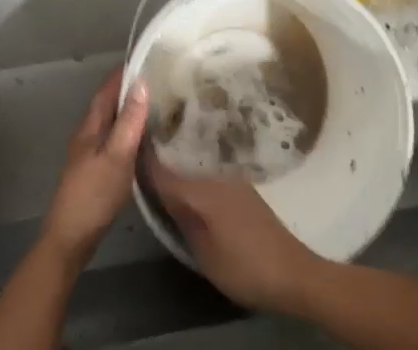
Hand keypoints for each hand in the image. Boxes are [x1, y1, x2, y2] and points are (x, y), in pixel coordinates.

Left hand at [40, 70, 148, 262]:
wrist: (70, 237)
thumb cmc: (93, 194)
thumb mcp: (117, 156)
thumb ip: (129, 121)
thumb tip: (142, 83)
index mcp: (90, 127)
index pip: (106, 90)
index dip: (123, 74)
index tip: (147, 58)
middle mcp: (88, 135)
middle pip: (108, 105)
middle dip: (130, 90)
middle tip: (160, 80)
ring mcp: (90, 154)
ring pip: (112, 123)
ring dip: (130, 112)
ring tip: (158, 105)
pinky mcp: (96, 171)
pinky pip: (115, 140)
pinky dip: (130, 133)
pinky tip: (145, 141)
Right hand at [141, 151, 323, 312]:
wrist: (292, 273)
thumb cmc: (242, 266)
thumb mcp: (201, 250)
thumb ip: (178, 214)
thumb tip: (155, 187)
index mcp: (202, 189)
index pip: (162, 167)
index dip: (142, 156)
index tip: (125, 143)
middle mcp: (216, 175)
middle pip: (180, 156)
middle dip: (159, 151)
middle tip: (136, 149)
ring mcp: (232, 179)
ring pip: (195, 162)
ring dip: (177, 159)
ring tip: (156, 161)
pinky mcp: (241, 187)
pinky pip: (208, 170)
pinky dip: (194, 171)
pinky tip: (187, 179)